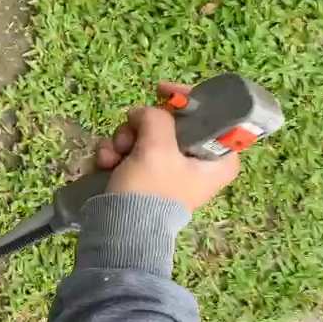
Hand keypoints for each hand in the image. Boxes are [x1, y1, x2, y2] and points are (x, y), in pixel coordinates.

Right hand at [95, 83, 239, 212]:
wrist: (119, 230)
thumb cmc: (149, 191)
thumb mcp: (156, 149)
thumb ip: (155, 119)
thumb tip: (143, 111)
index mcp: (218, 159)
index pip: (211, 116)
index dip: (185, 100)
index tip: (160, 91)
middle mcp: (195, 163)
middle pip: (168, 126)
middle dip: (140, 128)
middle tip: (129, 139)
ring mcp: (166, 171)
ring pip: (143, 137)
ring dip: (120, 141)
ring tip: (112, 157)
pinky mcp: (141, 178)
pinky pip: (128, 153)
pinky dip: (113, 155)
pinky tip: (104, 165)